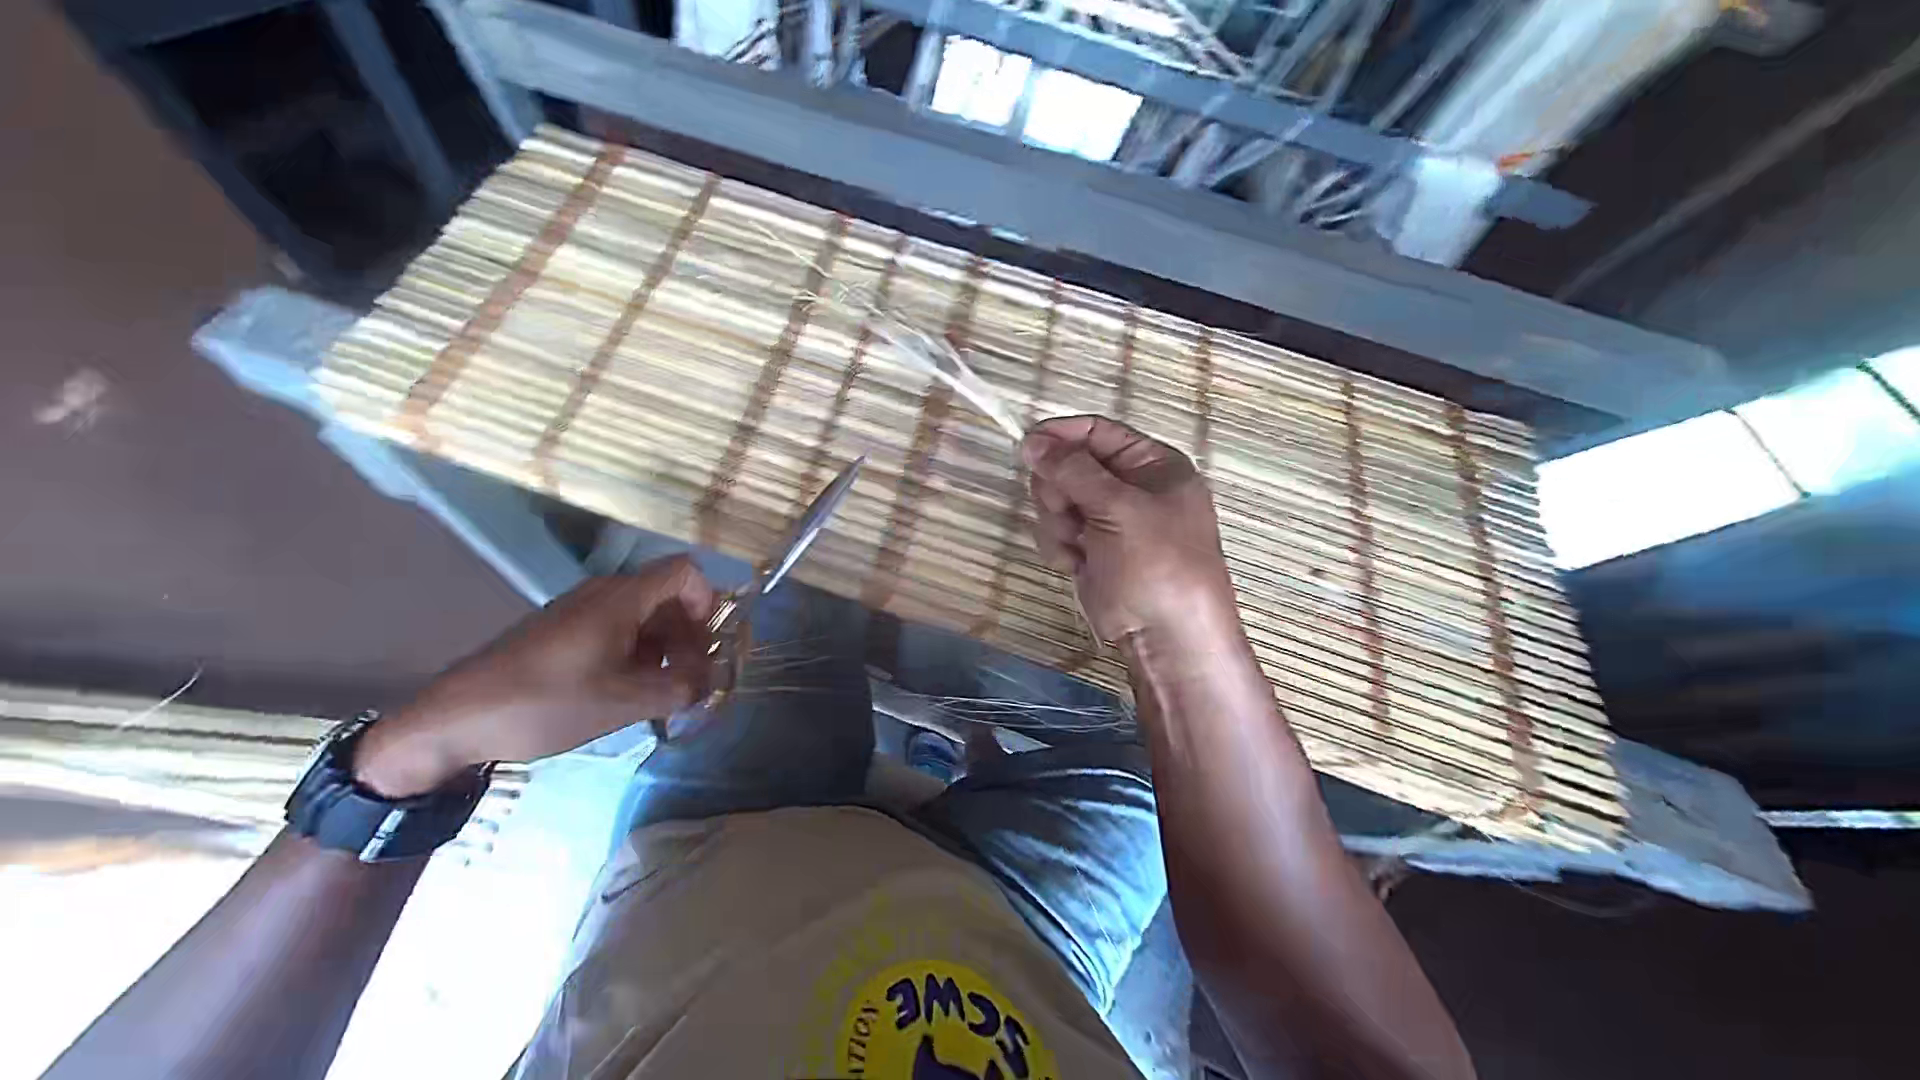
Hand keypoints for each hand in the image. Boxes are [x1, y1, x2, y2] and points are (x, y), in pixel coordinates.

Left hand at [355, 557, 717, 796]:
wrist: (452, 721)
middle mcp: (602, 593)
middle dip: (689, 633)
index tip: (703, 646)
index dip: (707, 602)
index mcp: (620, 598)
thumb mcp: (624, 702)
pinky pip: (616, 628)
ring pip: (642, 615)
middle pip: (667, 595)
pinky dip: (635, 652)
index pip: (685, 572)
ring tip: (661, 690)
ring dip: (664, 647)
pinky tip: (626, 691)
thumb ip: (681, 688)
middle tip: (689, 678)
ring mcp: (578, 611)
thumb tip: (712, 680)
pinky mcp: (561, 632)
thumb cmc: (545, 703)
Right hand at [1022, 416, 1238, 649]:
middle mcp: (1129, 487)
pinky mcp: (1090, 549)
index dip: (1062, 435)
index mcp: (1152, 465)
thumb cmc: (1158, 564)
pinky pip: (1056, 531)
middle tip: (1067, 510)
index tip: (1027, 444)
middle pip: (1069, 465)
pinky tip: (1075, 564)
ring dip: (1058, 523)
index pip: (1098, 432)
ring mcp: (1107, 520)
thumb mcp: (1119, 509)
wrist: (1167, 637)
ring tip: (1078, 545)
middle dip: (1059, 489)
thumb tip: (1033, 440)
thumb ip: (1073, 470)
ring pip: (1056, 500)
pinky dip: (1060, 547)